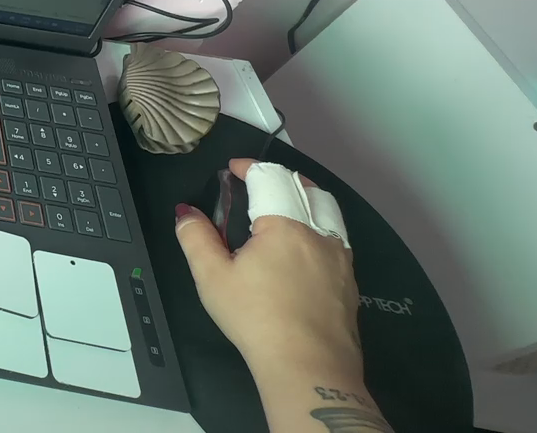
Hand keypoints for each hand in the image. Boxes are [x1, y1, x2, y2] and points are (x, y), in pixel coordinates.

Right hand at [175, 157, 362, 382]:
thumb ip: (195, 235)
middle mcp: (321, 238)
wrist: (309, 369)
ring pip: (330, 213)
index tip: (231, 169)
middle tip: (255, 180)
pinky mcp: (349, 285)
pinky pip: (336, 239)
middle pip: (310, 189)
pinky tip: (295, 245)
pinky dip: (315, 225)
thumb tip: (186, 212)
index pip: (271, 179)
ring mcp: (341, 262)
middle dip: (281, 177)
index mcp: (286, 228)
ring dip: (303, 199)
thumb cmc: (256, 318)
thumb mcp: (210, 274)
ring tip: (276, 207)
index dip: (248, 166)